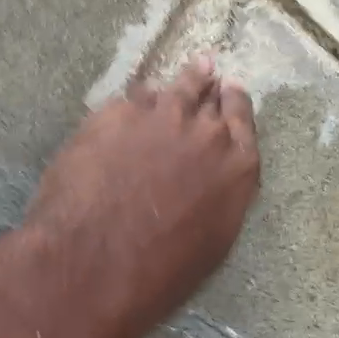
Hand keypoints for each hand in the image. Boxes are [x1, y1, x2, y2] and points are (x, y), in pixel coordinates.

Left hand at [23, 57, 259, 314]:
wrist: (96, 262)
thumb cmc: (162, 270)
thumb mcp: (214, 237)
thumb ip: (221, 193)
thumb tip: (212, 177)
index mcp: (238, 165)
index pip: (243, 120)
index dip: (236, 103)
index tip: (232, 90)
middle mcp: (207, 132)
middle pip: (212, 98)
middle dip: (211, 88)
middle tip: (210, 74)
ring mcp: (161, 117)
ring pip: (176, 87)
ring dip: (185, 78)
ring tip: (192, 67)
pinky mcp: (115, 114)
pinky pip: (130, 100)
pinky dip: (135, 102)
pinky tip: (130, 104)